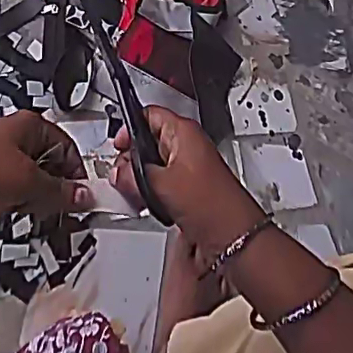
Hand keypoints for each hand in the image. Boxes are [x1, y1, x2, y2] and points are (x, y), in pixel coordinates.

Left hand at [0, 111, 90, 218]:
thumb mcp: (28, 182)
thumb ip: (61, 191)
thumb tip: (84, 196)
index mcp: (30, 124)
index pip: (68, 147)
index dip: (76, 174)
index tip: (82, 199)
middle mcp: (15, 134)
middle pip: (50, 164)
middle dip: (52, 188)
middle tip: (52, 207)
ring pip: (31, 179)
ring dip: (31, 197)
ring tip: (20, 207)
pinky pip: (12, 188)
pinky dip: (13, 201)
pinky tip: (3, 209)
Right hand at [111, 107, 264, 248]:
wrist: (234, 237)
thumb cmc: (213, 204)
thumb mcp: (161, 184)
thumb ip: (132, 174)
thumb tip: (118, 171)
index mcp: (183, 132)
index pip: (148, 114)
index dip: (129, 128)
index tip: (119, 145)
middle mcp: (186, 144)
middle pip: (147, 140)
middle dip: (132, 158)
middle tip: (125, 174)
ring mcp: (187, 166)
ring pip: (152, 163)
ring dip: (140, 178)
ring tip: (138, 193)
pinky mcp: (188, 186)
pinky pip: (161, 180)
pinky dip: (152, 190)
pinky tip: (150, 203)